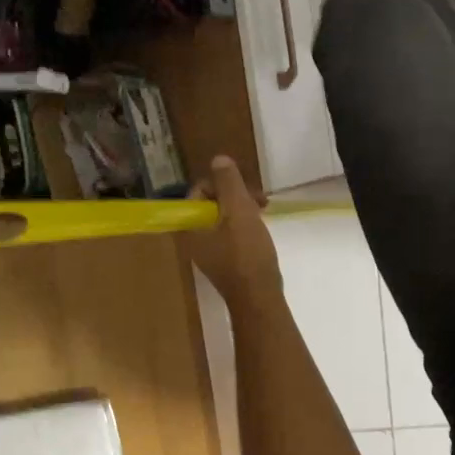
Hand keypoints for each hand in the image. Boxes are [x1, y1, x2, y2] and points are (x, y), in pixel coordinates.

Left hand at [181, 156, 281, 300]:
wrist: (258, 296)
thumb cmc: (246, 253)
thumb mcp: (240, 212)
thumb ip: (228, 183)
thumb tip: (218, 159)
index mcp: (190, 225)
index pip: (199, 191)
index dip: (224, 185)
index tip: (247, 191)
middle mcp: (192, 237)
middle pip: (211, 204)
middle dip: (236, 197)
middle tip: (261, 201)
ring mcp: (207, 251)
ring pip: (222, 219)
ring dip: (242, 210)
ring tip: (264, 214)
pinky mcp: (223, 260)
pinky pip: (229, 234)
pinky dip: (243, 226)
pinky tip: (260, 231)